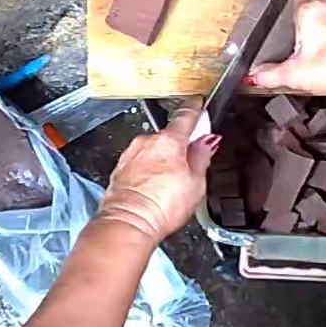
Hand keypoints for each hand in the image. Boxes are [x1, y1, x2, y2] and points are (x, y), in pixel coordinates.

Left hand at [97, 102, 219, 241]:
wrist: (128, 222)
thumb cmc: (161, 205)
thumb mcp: (196, 183)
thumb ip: (201, 157)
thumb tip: (206, 142)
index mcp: (169, 141)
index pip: (185, 117)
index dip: (194, 110)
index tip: (197, 104)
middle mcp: (146, 142)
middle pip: (168, 137)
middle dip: (178, 147)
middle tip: (189, 164)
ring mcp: (130, 155)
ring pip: (152, 151)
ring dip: (161, 161)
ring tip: (170, 185)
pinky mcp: (119, 169)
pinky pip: (139, 164)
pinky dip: (147, 171)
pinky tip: (153, 188)